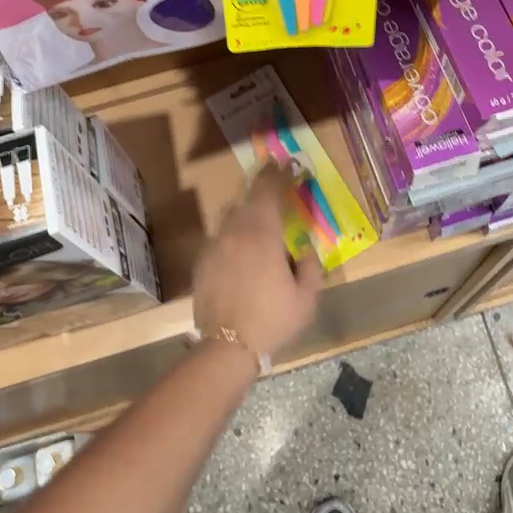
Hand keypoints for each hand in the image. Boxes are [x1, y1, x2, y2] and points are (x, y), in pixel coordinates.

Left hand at [192, 164, 322, 358]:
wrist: (226, 347)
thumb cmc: (272, 321)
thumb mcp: (306, 298)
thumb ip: (311, 267)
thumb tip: (306, 250)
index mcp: (262, 234)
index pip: (268, 190)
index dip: (277, 174)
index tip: (286, 165)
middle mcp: (235, 232)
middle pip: (247, 199)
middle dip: (262, 191)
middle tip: (276, 190)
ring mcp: (214, 246)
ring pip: (230, 216)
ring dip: (246, 214)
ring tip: (259, 225)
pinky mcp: (202, 262)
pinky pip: (219, 238)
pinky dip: (232, 237)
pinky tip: (241, 254)